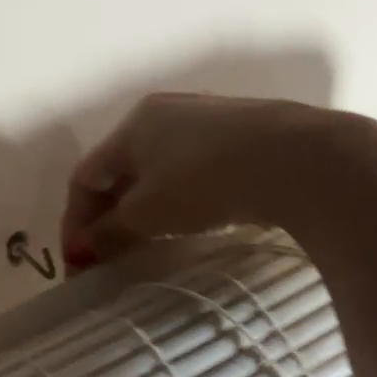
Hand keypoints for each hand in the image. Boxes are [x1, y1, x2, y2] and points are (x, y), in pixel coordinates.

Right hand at [60, 93, 376, 271]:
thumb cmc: (204, 182)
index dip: (73, 224)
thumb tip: (83, 251)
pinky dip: (169, 204)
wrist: (302, 162)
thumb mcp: (144, 215)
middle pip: (117, 175)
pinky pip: (185, 174)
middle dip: (104, 220)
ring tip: (139, 248)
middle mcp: (164, 113)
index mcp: (132, 124)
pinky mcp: (239, 137)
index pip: (84, 178)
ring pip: (152, 175)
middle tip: (103, 259)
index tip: (78, 263)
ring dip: (136, 215)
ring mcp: (205, 122)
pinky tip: (179, 227)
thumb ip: (104, 234)